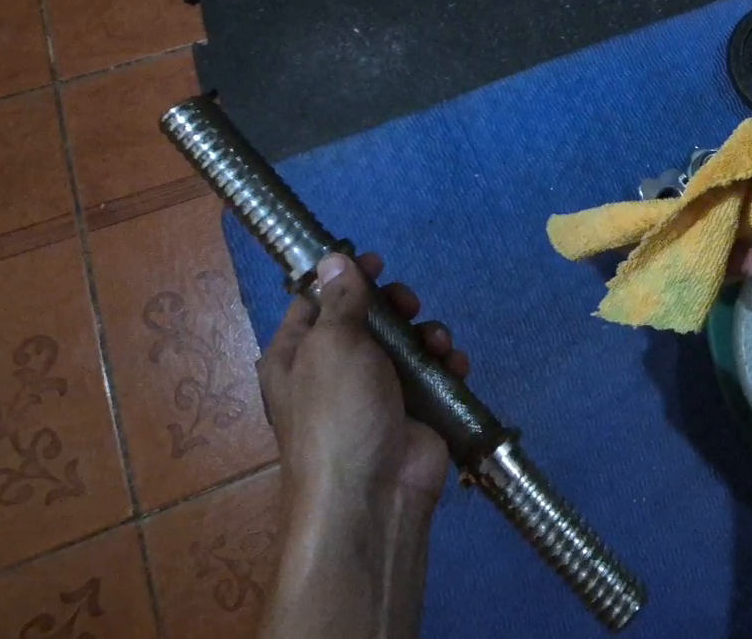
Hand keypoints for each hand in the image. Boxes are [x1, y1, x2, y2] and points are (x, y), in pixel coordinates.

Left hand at [258, 253, 470, 505]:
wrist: (373, 492)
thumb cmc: (339, 413)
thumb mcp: (334, 346)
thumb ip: (341, 300)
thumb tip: (333, 260)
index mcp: (298, 355)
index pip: (315, 302)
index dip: (343, 277)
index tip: (374, 261)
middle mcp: (335, 369)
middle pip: (369, 317)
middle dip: (395, 306)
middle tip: (408, 305)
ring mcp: (377, 389)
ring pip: (407, 340)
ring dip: (427, 334)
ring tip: (437, 346)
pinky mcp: (415, 405)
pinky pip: (434, 370)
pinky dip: (446, 364)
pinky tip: (453, 367)